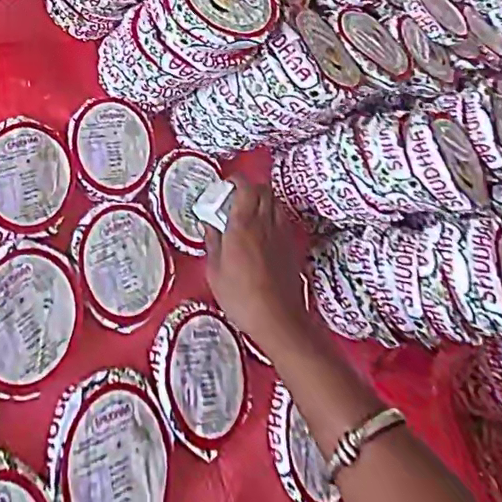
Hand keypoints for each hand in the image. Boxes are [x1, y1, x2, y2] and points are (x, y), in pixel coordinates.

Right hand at [203, 178, 312, 351]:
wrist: (278, 321)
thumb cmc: (241, 298)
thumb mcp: (214, 272)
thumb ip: (212, 243)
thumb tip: (209, 226)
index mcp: (243, 225)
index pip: (245, 187)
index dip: (236, 180)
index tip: (227, 184)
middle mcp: (265, 224)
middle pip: (264, 190)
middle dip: (251, 188)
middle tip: (236, 198)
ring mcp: (281, 235)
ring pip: (276, 203)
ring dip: (263, 201)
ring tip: (250, 214)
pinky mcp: (292, 248)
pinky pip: (282, 221)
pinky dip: (272, 218)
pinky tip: (263, 234)